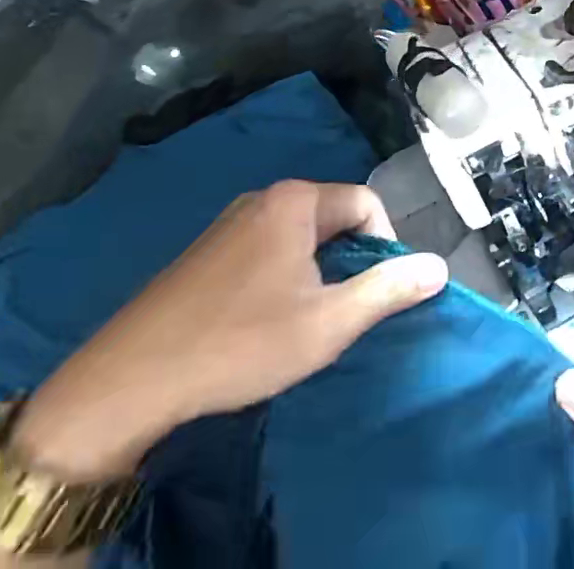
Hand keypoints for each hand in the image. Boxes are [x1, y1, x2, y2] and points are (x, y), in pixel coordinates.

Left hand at [10, 180, 448, 481]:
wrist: (134, 375)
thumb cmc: (242, 343)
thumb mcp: (328, 323)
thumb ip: (387, 290)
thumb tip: (438, 266)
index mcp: (295, 202)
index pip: (367, 203)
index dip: (386, 246)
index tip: (375, 294)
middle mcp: (263, 197)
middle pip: (334, 214)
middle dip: (351, 259)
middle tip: (343, 311)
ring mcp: (230, 221)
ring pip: (300, 233)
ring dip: (318, 269)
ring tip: (307, 319)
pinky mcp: (208, 248)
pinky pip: (267, 246)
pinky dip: (285, 273)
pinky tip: (266, 318)